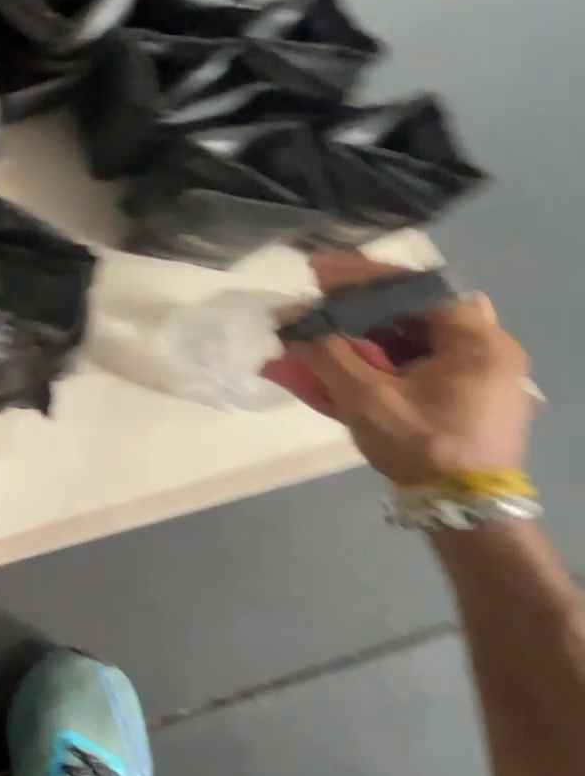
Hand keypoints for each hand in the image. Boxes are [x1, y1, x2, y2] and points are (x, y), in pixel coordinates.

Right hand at [283, 251, 533, 485]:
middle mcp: (489, 348)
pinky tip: (354, 349)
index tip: (317, 270)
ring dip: (374, 318)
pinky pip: (424, 349)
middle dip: (368, 294)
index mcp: (477, 343)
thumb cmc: (420, 444)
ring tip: (332, 318)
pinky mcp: (471, 387)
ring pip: (422, 325)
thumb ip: (324, 350)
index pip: (418, 287)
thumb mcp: (363, 396)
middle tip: (323, 290)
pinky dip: (386, 342)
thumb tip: (286, 314)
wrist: (463, 505)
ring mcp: (483, 369)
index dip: (363, 275)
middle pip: (423, 302)